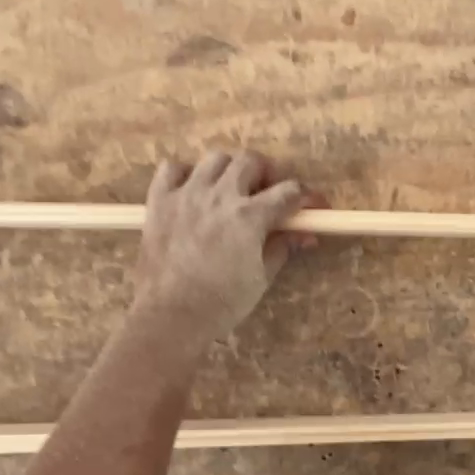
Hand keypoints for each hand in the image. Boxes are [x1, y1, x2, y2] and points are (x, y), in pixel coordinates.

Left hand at [133, 151, 313, 344]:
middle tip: (270, 194)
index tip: (315, 206)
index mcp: (250, 217)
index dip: (308, 197)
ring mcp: (187, 194)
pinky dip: (187, 173)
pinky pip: (172, 168)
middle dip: (268, 173)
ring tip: (231, 191)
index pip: (289, 192)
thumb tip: (306, 235)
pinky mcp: (159, 200)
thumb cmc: (222, 302)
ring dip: (230, 170)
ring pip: (215, 158)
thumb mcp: (261, 277)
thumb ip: (282, 248)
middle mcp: (220, 195)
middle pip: (251, 160)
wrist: (171, 315)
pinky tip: (193, 191)